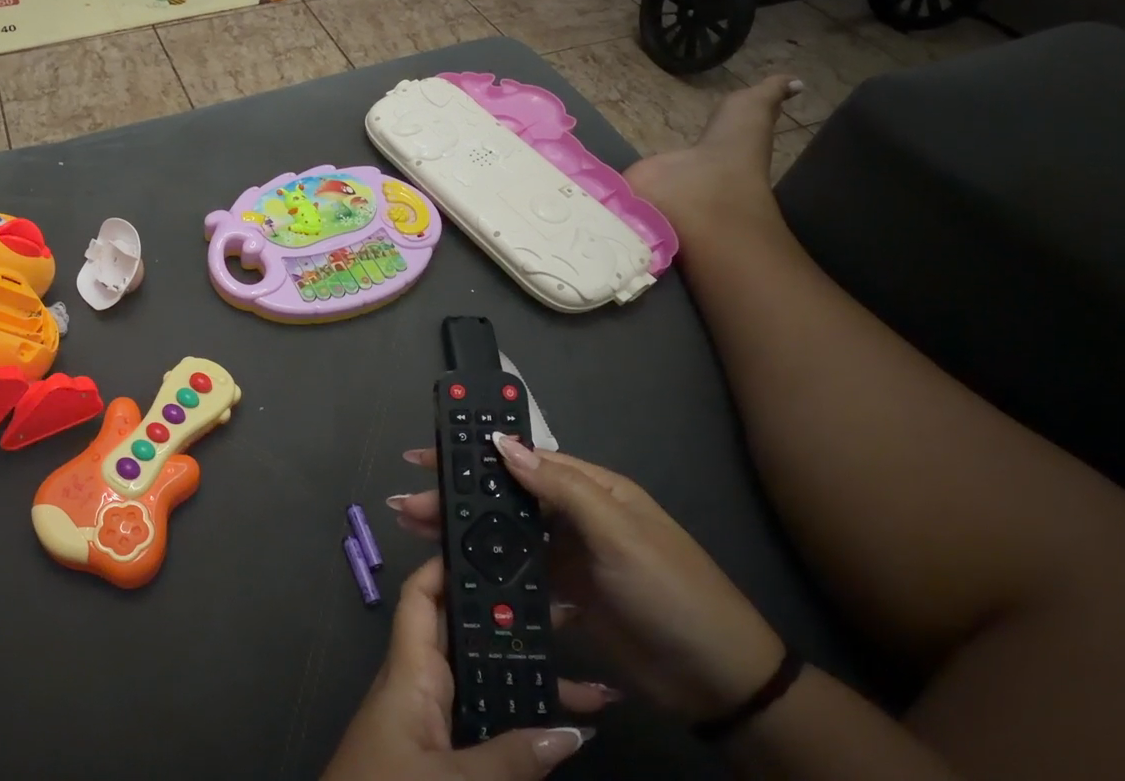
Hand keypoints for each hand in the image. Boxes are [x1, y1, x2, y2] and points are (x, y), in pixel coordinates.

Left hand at [322, 558, 592, 780]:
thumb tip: (574, 732)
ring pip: (480, 680)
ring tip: (590, 682)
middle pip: (462, 634)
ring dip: (525, 678)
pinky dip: (517, 716)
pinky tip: (562, 724)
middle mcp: (417, 684)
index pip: (422, 596)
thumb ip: (512, 758)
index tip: (494, 545)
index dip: (449, 563)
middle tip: (567, 611)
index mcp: (409, 672)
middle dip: (510, 622)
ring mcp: (427, 717)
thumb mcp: (453, 780)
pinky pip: (481, 717)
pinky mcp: (435, 749)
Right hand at [390, 438, 783, 722]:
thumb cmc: (671, 593)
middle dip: (456, 498)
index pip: (522, 461)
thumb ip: (561, 488)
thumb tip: (503, 443)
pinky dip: (487, 571)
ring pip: (505, 537)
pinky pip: (518, 575)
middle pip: (506, 499)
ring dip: (463, 533)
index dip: (473, 456)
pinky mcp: (567, 597)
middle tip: (405, 503)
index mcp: (594, 490)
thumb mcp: (619, 534)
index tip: (425, 456)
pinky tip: (458, 574)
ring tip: (414, 530)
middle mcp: (579, 517)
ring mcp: (572, 559)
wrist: (718, 681)